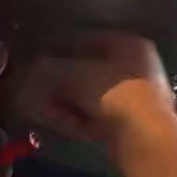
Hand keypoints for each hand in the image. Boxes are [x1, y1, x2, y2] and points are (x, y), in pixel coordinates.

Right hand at [20, 32, 176, 163]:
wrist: (143, 135)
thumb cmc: (112, 94)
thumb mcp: (74, 76)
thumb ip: (50, 70)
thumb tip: (33, 68)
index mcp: (129, 44)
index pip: (89, 40)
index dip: (62, 52)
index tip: (42, 65)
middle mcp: (137, 66)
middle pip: (88, 73)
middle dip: (61, 86)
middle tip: (41, 95)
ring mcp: (136, 96)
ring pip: (90, 97)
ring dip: (67, 106)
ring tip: (49, 114)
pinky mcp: (131, 122)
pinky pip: (98, 116)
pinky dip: (80, 120)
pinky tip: (66, 127)